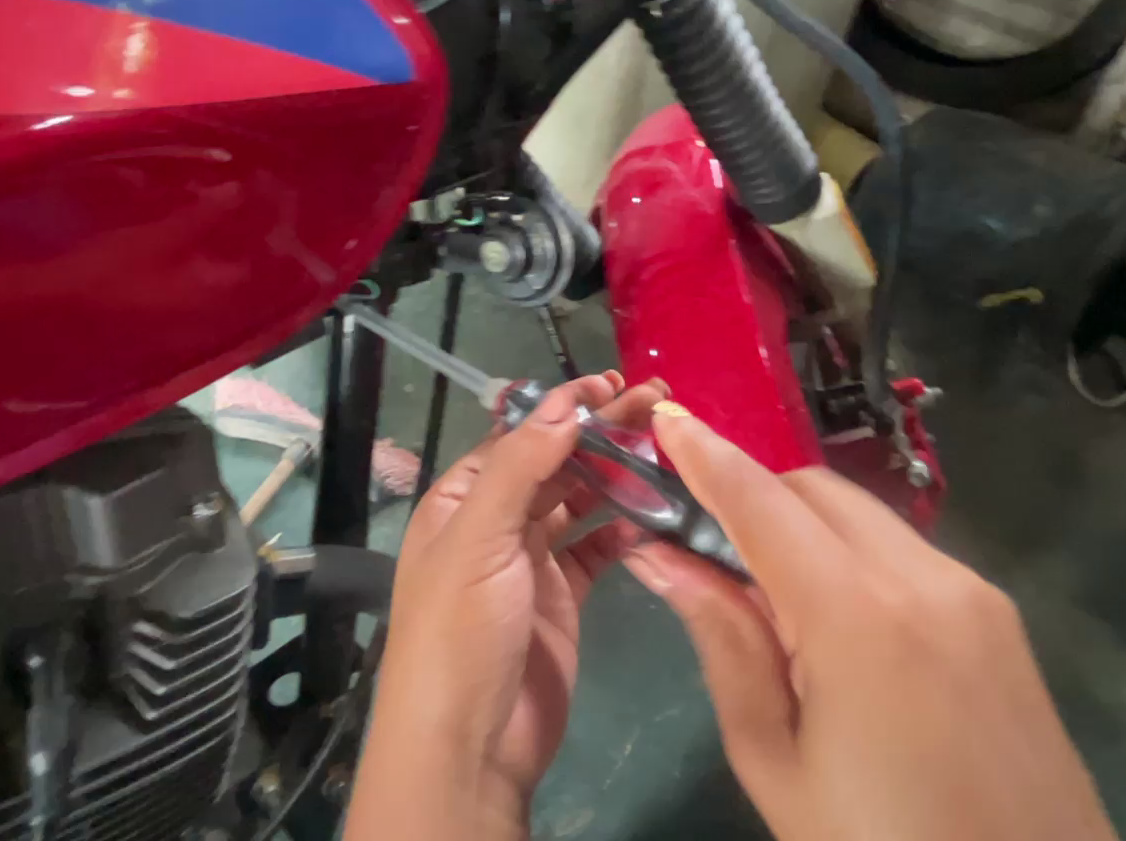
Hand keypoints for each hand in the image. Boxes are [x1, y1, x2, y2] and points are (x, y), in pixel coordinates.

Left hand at [345, 373, 664, 840]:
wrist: (471, 743)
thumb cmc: (461, 628)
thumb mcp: (479, 537)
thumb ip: (519, 466)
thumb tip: (560, 400)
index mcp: (462, 498)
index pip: (517, 437)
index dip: (561, 407)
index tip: (611, 382)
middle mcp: (495, 521)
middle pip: (552, 463)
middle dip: (597, 433)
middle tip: (653, 404)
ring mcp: (530, 559)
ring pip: (578, 502)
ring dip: (615, 475)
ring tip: (664, 446)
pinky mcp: (563, 597)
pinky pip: (597, 549)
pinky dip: (623, 530)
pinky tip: (656, 513)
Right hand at [625, 405, 1117, 840]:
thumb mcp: (774, 758)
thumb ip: (721, 639)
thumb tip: (660, 554)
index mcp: (858, 616)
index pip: (760, 501)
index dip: (706, 454)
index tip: (665, 419)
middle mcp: (925, 579)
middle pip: (813, 489)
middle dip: (751, 492)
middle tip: (704, 542)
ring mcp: (974, 594)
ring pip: (859, 513)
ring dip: (799, 521)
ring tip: (766, 593)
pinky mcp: (1000, 619)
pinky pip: (900, 549)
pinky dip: (847, 551)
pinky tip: (833, 620)